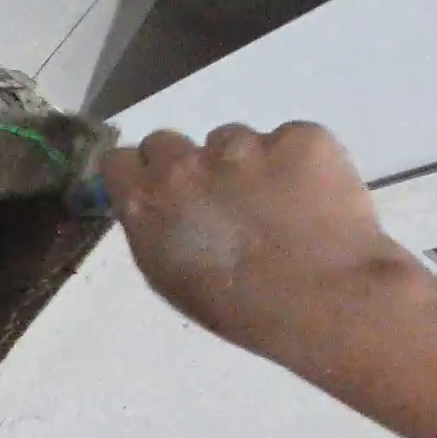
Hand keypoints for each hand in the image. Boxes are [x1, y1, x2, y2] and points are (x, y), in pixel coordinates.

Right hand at [101, 122, 422, 361]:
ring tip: (271, 199)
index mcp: (143, 198)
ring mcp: (243, 146)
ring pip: (230, 139)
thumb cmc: (226, 299)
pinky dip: (295, 160)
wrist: (317, 297)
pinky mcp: (302, 138)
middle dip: (182, 163)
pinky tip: (307, 193)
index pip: (119, 160)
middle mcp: (183, 164)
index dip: (136, 173)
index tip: (150, 188)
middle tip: (211, 193)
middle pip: (167, 141)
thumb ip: (149, 224)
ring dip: (240, 161)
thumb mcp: (159, 267)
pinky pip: (288, 138)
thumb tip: (157, 206)